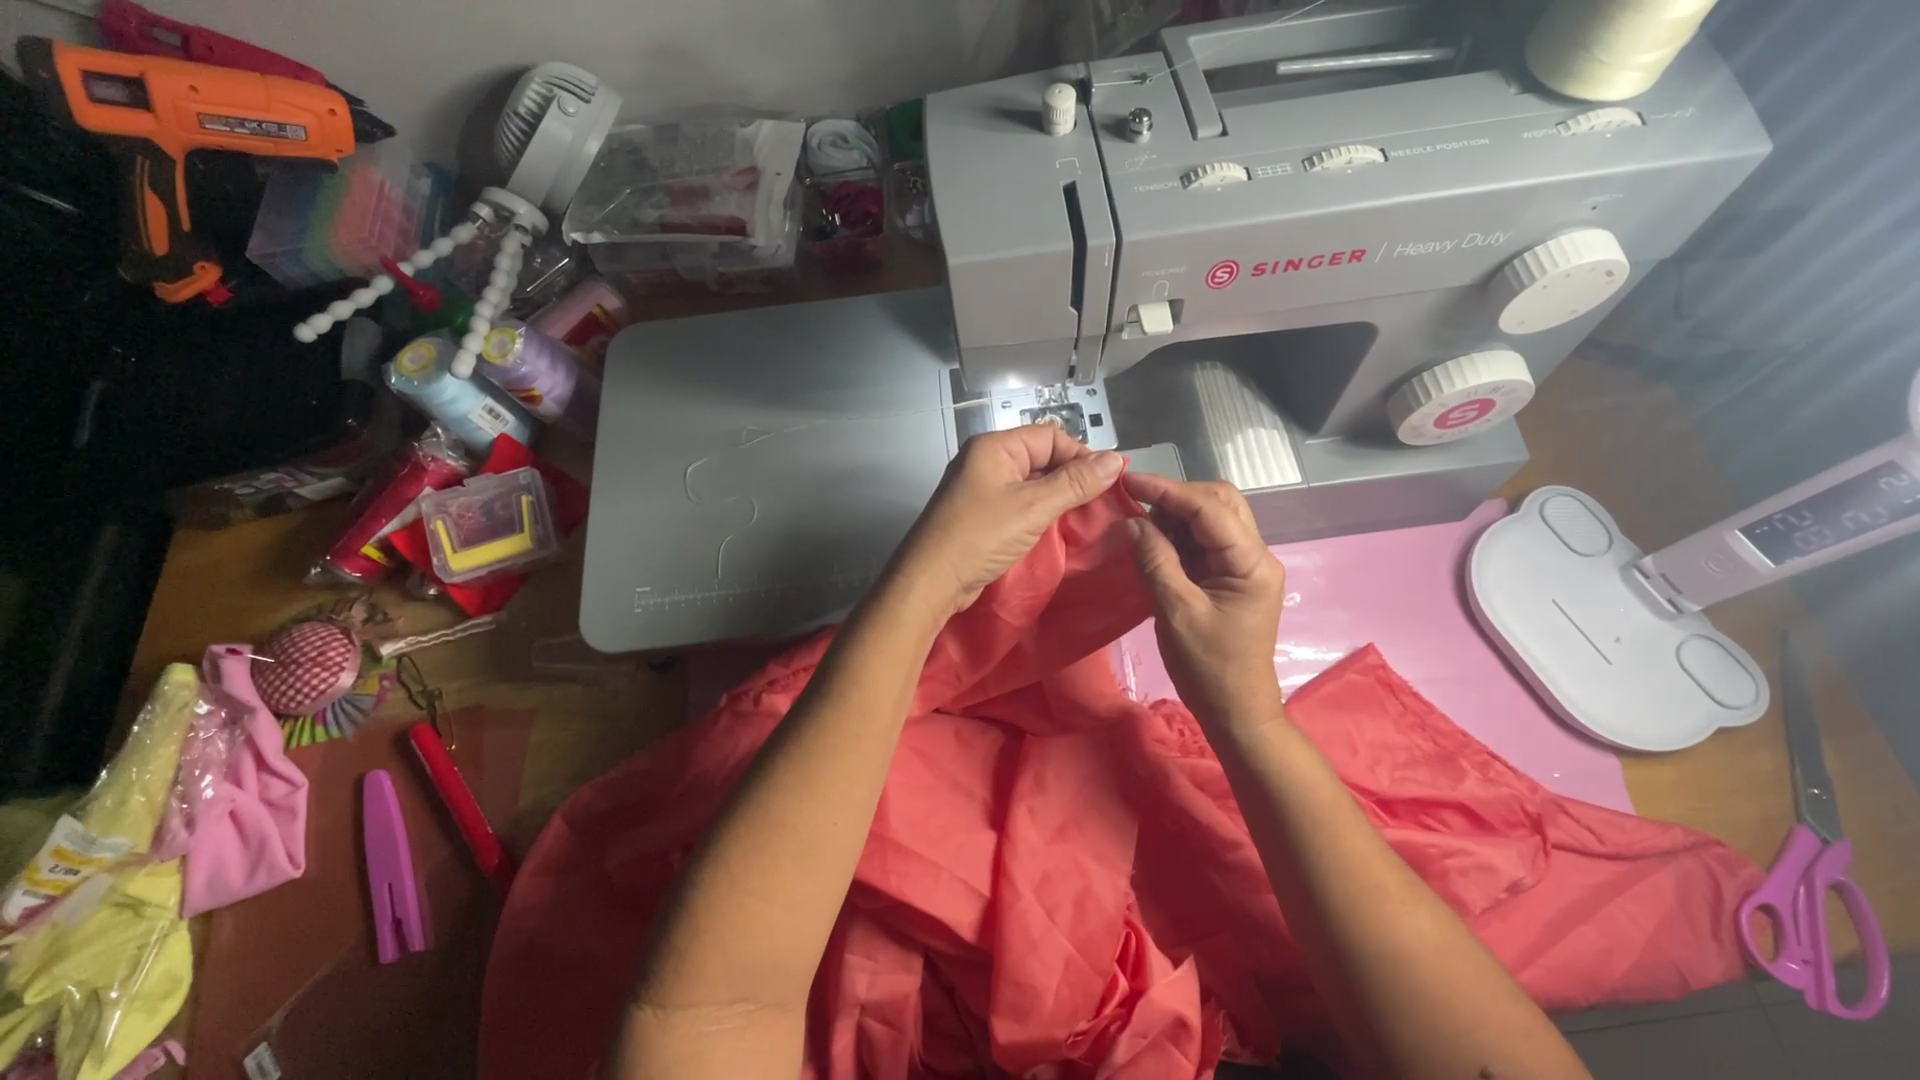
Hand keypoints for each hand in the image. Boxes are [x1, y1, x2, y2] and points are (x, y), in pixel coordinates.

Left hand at [888, 426, 1125, 615]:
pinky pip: (1020, 505)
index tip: (1108, 482)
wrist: (931, 581)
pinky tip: (1060, 530)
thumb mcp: (1033, 507)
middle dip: (1073, 478)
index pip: (1050, 436)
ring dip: (1059, 498)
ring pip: (1033, 484)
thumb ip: (1075, 483)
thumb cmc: (979, 537)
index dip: (1081, 455)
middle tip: (1102, 503)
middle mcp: (987, 461)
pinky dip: (1041, 514)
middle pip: (1042, 458)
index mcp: (994, 446)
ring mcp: (983, 489)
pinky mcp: (983, 516)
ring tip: (1086, 517)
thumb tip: (1115, 459)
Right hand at [1122, 473, 1286, 732]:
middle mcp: (1255, 555)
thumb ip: (1156, 560)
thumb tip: (1133, 520)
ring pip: (1213, 518)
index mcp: (1251, 563)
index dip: (1168, 490)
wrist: (1236, 710)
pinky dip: (1179, 535)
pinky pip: (1206, 541)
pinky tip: (1154, 541)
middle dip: (1176, 497)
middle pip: (1219, 502)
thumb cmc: (1209, 667)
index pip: (1210, 509)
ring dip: (1176, 515)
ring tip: (1141, 525)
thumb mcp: (1176, 611)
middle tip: (1135, 505)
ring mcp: (1245, 565)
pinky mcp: (1231, 577)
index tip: (1128, 481)